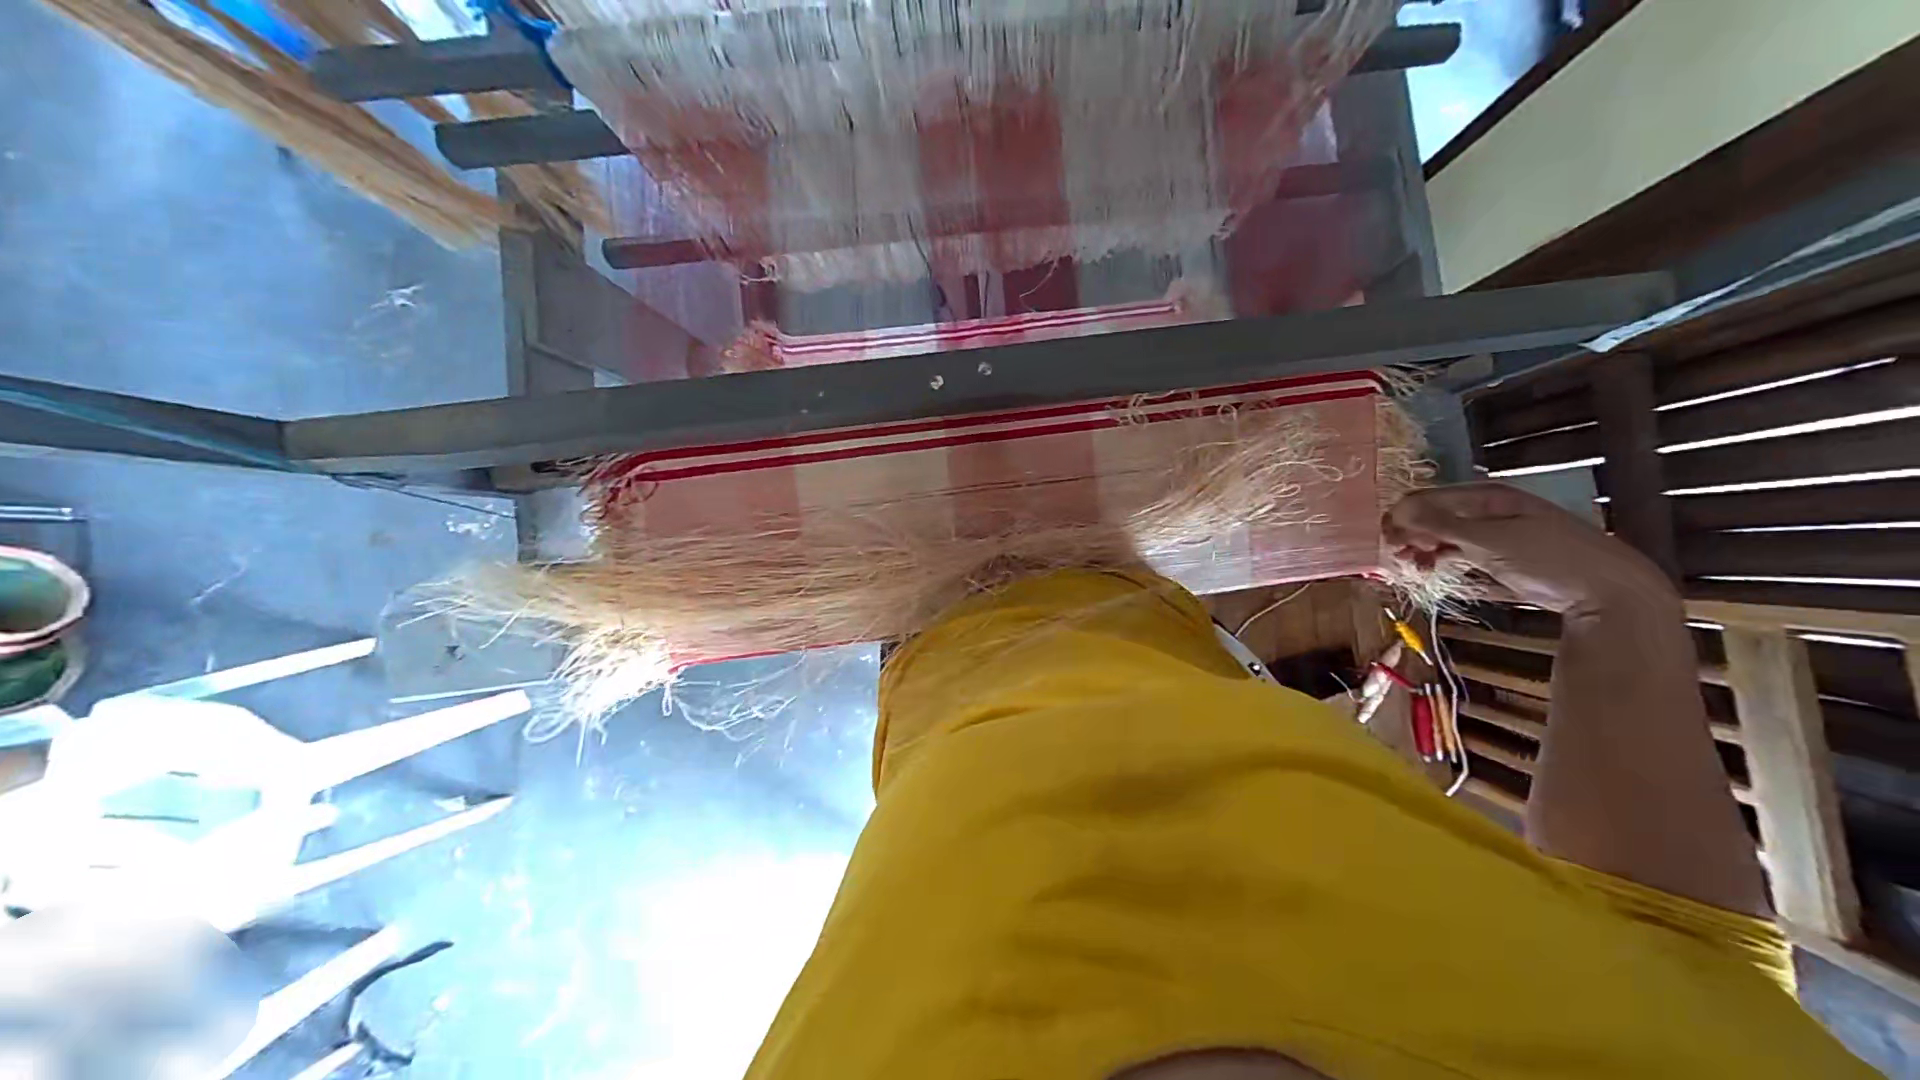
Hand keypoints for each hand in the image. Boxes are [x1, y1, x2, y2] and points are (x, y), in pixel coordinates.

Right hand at [1382, 483, 1676, 615]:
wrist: (1610, 593)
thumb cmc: (1550, 559)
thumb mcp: (1490, 540)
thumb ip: (1441, 525)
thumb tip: (1397, 510)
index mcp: (1488, 497)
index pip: (1429, 499)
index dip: (1402, 516)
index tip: (1386, 540)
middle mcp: (1490, 511)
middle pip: (1434, 517)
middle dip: (1410, 534)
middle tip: (1395, 557)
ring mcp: (1497, 536)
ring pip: (1444, 538)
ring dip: (1423, 550)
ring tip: (1413, 569)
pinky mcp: (1503, 560)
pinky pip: (1460, 556)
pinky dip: (1442, 562)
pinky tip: (1432, 573)